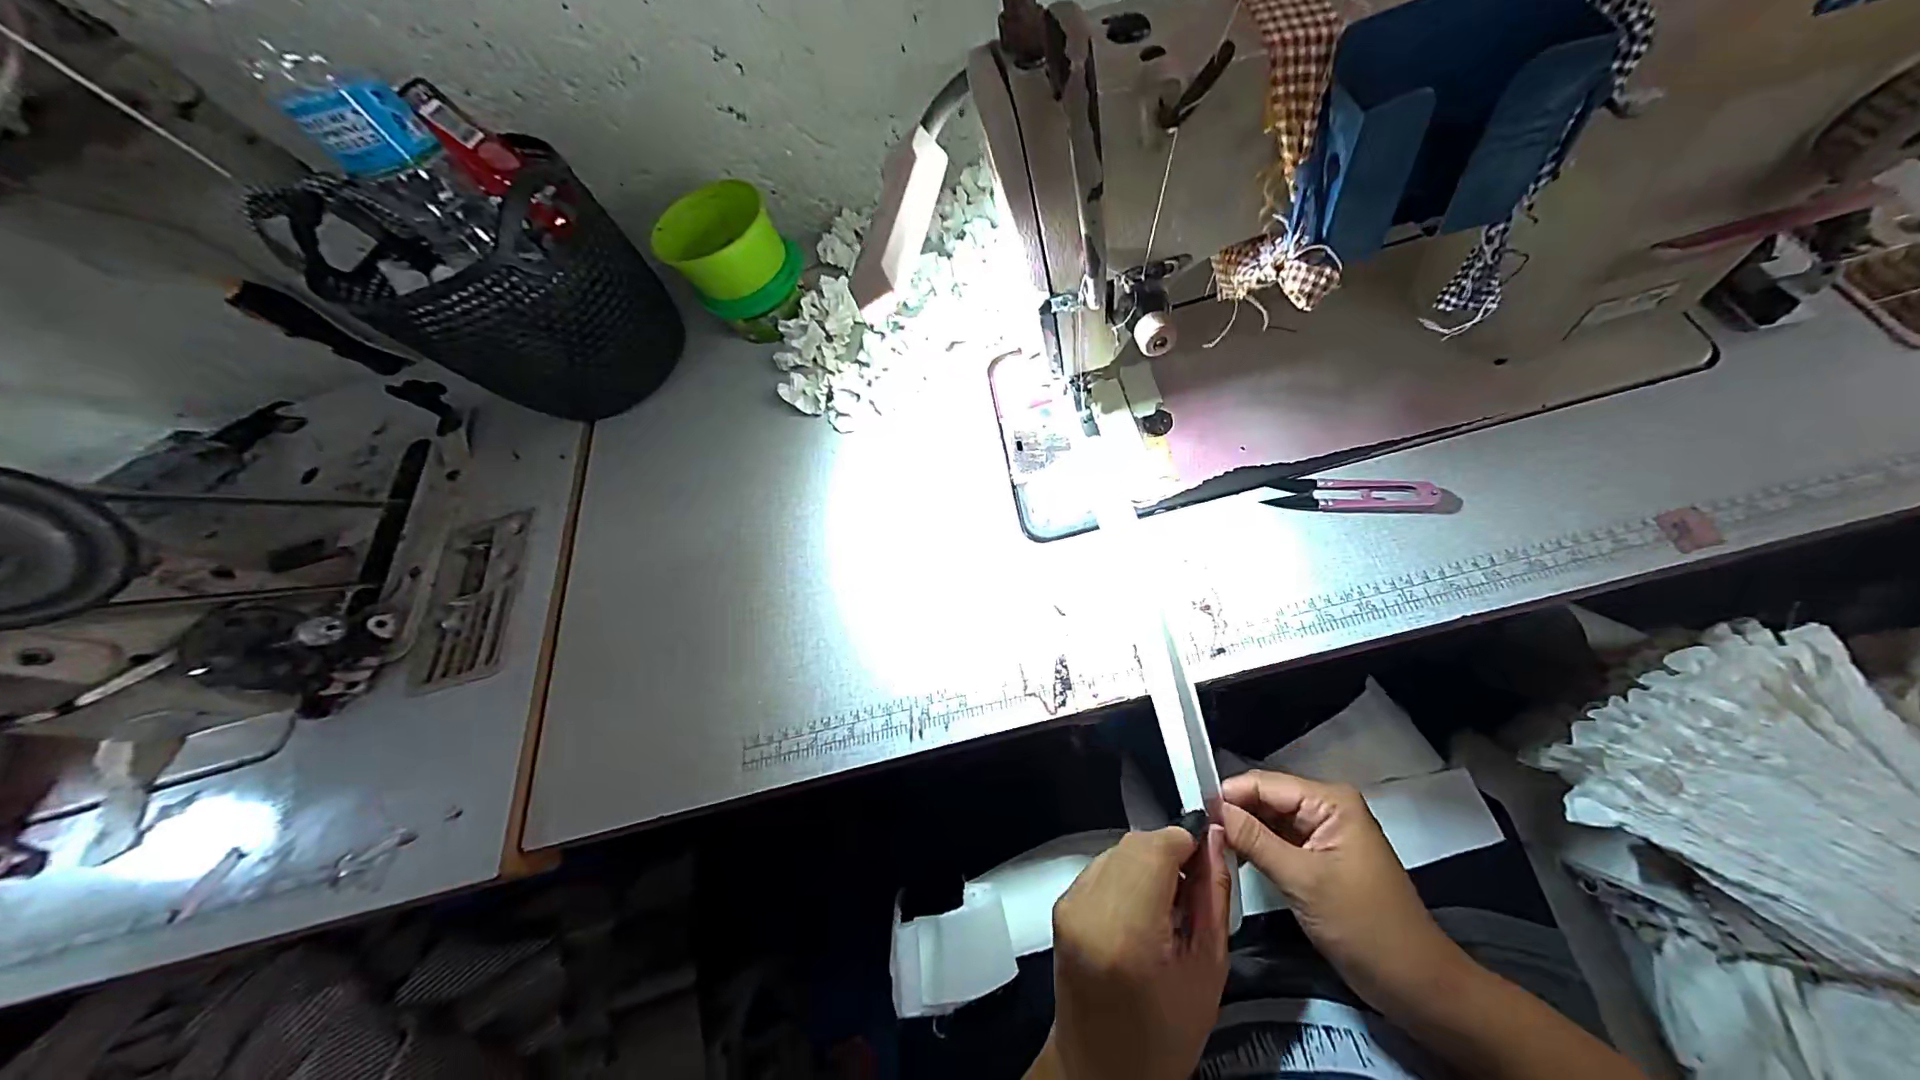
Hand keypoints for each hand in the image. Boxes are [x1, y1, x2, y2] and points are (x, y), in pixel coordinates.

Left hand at [1036, 823, 1232, 1079]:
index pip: (1155, 846)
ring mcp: (1068, 903)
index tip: (1207, 854)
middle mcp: (1087, 906)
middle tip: (1193, 886)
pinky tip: (1143, 911)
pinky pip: (1101, 868)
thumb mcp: (1207, 969)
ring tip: (1168, 906)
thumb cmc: (1162, 1035)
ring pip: (1117, 852)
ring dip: (1147, 865)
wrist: (1101, 1070)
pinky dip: (1126, 877)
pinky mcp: (1060, 905)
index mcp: (1124, 928)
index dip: (1186, 841)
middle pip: (1134, 845)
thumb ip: (1212, 896)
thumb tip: (1213, 841)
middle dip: (1168, 854)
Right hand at [1219, 771, 1463, 1005]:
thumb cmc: (1363, 925)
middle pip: (1265, 798)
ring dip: (1242, 831)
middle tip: (1198, 834)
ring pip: (1268, 820)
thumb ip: (1253, 839)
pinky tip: (1232, 858)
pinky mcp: (1318, 857)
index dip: (1228, 796)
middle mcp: (1326, 807)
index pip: (1264, 783)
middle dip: (1233, 813)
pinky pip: (1278, 840)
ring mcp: (1322, 833)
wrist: (1413, 983)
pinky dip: (1256, 848)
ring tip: (1209, 845)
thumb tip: (1211, 811)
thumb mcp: (1302, 879)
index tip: (1194, 815)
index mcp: (1330, 801)